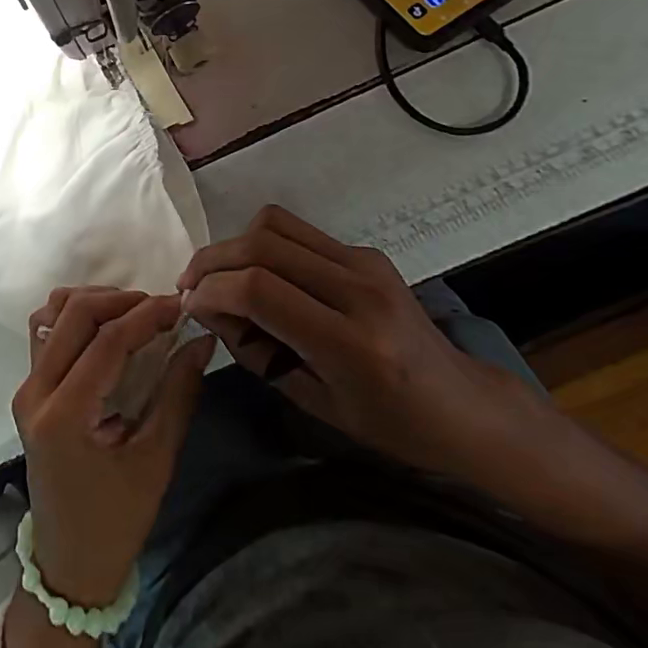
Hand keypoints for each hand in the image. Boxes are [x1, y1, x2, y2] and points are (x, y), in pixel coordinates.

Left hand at [14, 288, 212, 606]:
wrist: (69, 562)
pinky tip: (110, 330)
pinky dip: (77, 319)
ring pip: (52, 316)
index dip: (149, 315)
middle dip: (122, 300)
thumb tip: (202, 339)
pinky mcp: (30, 392)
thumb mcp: (156, 458)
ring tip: (137, 315)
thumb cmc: (117, 519)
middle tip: (163, 309)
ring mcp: (27, 390)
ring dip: (96, 303)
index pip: (107, 340)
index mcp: (65, 415)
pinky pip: (46, 334)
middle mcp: (35, 393)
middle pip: (73, 314)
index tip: (184, 304)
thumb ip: (178, 392)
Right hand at [179, 206, 561, 485]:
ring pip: (276, 224)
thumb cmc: (388, 422)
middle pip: (262, 245)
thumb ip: (256, 350)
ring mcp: (366, 263)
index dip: (211, 291)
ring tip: (219, 279)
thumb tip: (209, 307)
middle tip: (190, 289)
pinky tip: (258, 278)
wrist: (460, 403)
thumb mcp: (312, 400)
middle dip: (213, 261)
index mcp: (350, 341)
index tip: (187, 306)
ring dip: (235, 246)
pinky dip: (263, 247)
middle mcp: (359, 289)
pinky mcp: (366, 252)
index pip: (260, 289)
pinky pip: (297, 233)